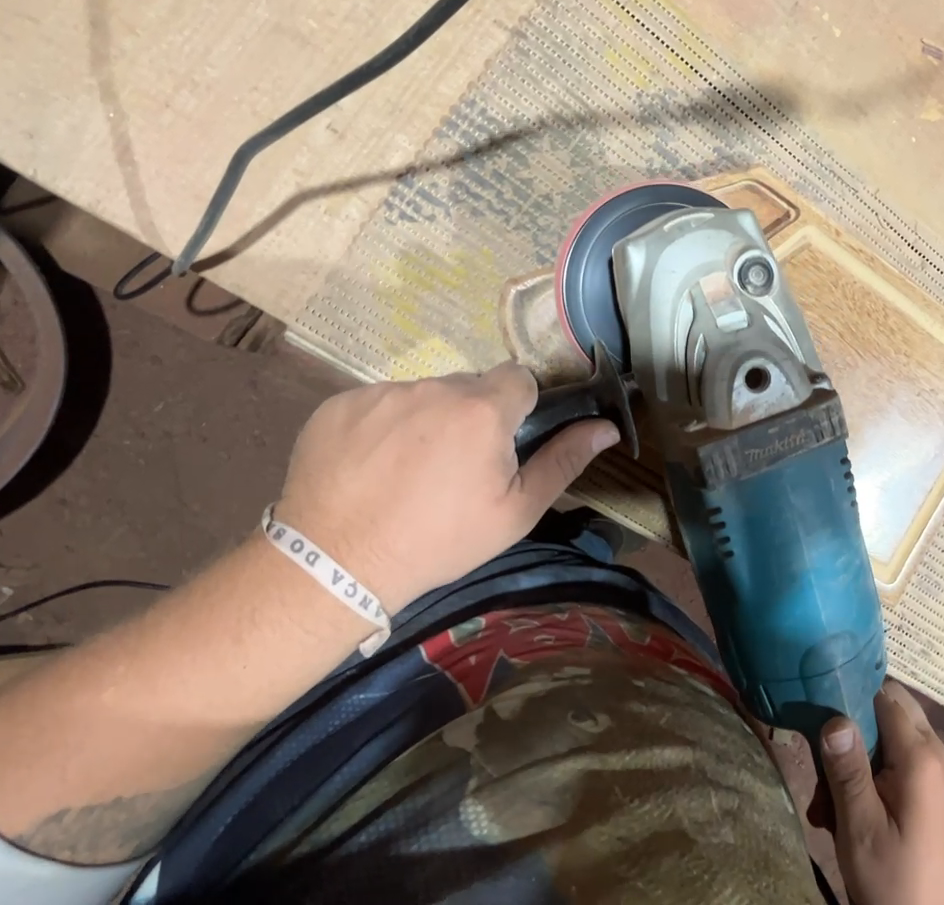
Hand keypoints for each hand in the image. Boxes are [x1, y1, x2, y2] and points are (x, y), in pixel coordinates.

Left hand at [271, 364, 618, 610]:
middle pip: (469, 387)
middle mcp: (434, 388)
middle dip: (472, 415)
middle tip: (456, 468)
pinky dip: (383, 427)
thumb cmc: (441, 541)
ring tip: (409, 472)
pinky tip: (372, 469)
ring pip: (423, 394)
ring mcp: (381, 393)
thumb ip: (564, 461)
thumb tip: (607, 427)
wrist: (336, 564)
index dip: (518, 409)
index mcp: (483, 410)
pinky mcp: (339, 405)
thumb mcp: (515, 512)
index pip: (518, 379)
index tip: (504, 445)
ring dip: (428, 420)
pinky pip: (378, 403)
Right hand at [816, 681, 943, 904]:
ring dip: (855, 766)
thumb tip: (834, 715)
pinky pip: (899, 772)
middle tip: (820, 770)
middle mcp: (935, 755)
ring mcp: (938, 778)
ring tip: (826, 810)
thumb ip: (847, 770)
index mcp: (920, 755)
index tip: (814, 719)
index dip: (848, 699)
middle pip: (887, 716)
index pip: (883, 695)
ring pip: (888, 746)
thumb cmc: (897, 885)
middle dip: (850, 734)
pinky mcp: (934, 800)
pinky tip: (848, 821)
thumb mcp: (861, 830)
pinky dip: (872, 785)